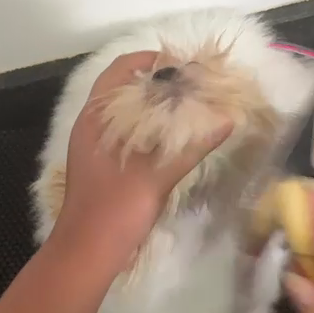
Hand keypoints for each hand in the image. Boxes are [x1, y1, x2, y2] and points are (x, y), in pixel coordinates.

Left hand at [46, 52, 231, 268]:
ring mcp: (96, 145)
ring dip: (154, 106)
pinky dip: (149, 128)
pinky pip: (127, 133)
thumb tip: (226, 119)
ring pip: (126, 112)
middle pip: (124, 88)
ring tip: (190, 106)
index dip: (150, 61)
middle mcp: (93, 125)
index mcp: (96, 117)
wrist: (87, 252)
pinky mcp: (104, 164)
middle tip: (193, 86)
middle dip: (158, 83)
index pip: (120, 70)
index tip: (182, 65)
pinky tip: (175, 136)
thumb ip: (192, 145)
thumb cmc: (115, 208)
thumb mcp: (157, 175)